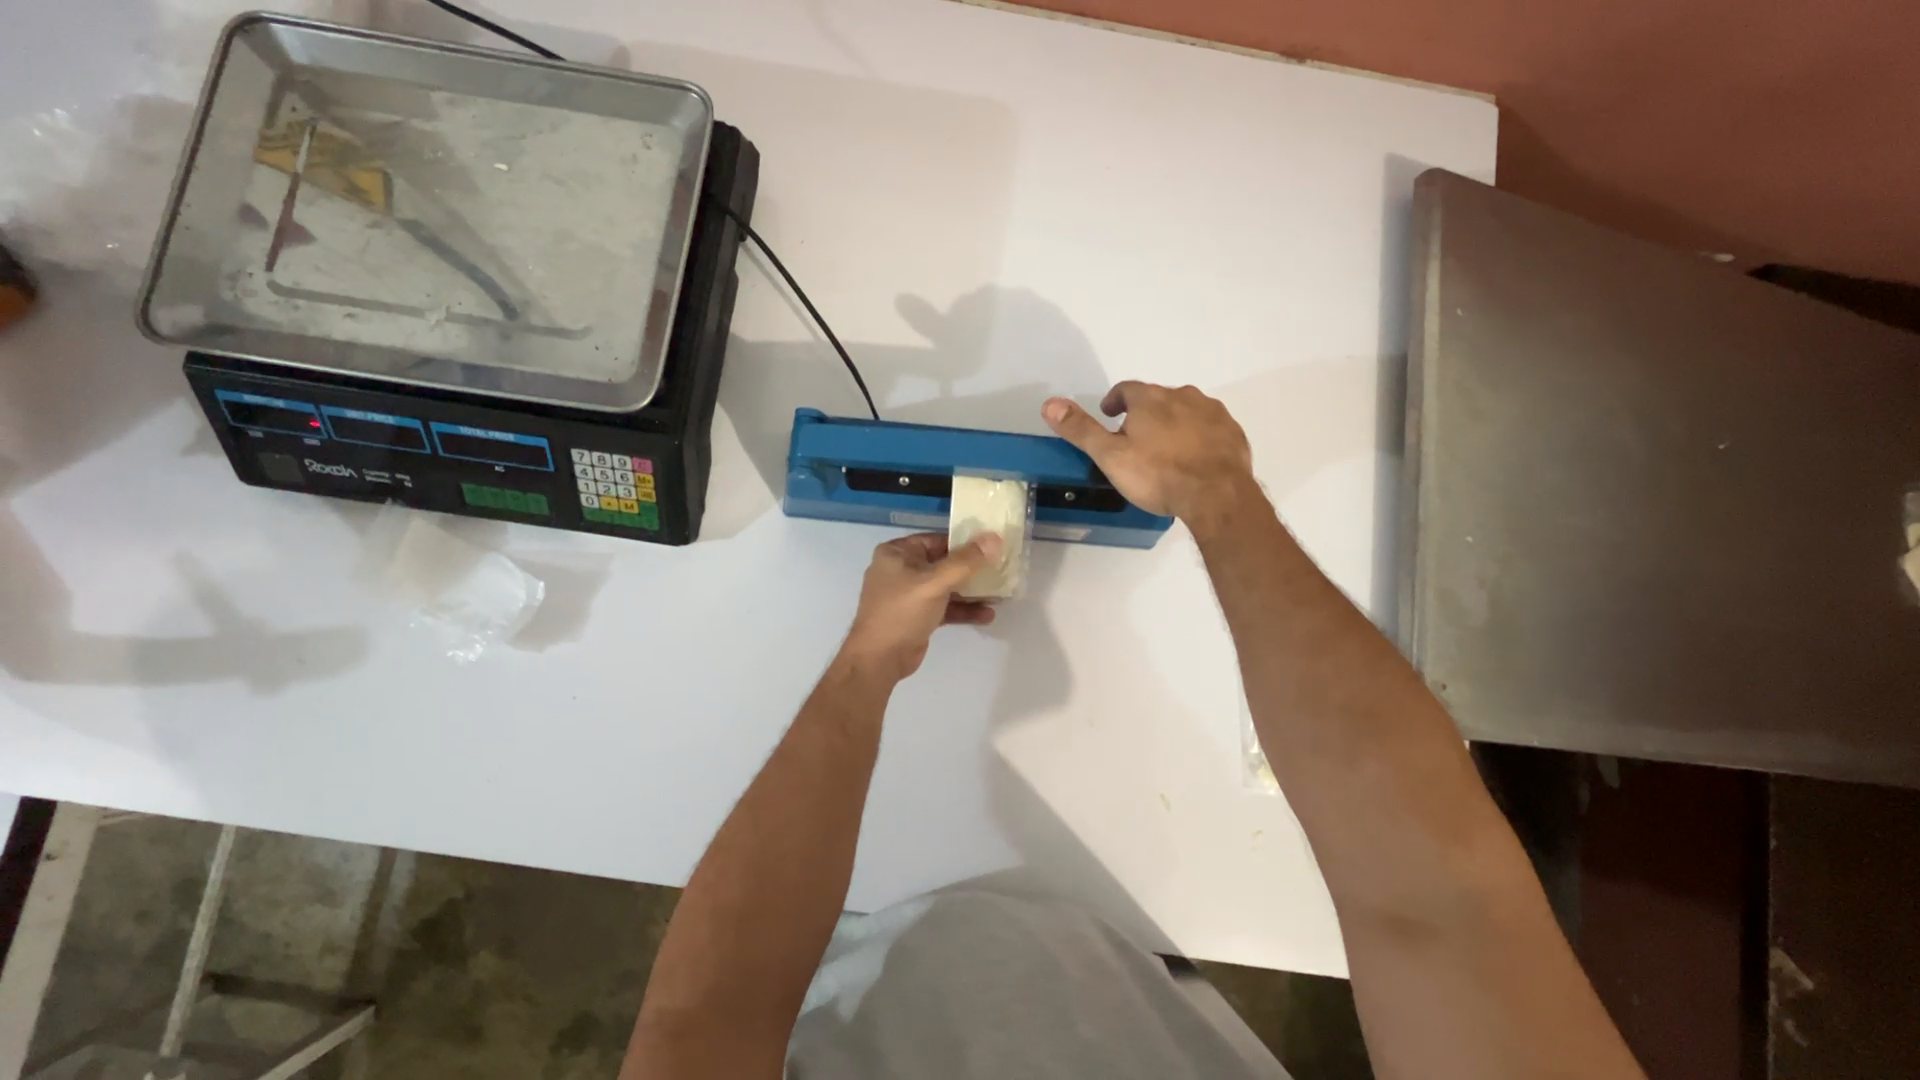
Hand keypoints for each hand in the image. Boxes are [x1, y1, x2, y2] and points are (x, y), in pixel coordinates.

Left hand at [839, 533, 1001, 682]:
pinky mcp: (918, 615)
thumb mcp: (935, 582)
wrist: (880, 659)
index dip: (965, 542)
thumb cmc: (902, 612)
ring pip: (946, 587)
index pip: (937, 540)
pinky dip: (963, 609)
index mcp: (897, 553)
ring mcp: (909, 594)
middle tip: (1001, 570)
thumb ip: (966, 561)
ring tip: (1000, 595)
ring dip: (971, 591)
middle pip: (944, 563)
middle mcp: (902, 569)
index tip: (993, 546)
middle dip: (972, 570)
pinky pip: (945, 606)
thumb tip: (995, 538)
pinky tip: (987, 614)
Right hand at [1043, 383, 1253, 521]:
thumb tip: (1049, 403)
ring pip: (1187, 410)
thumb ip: (1081, 429)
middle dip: (1145, 413)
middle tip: (1136, 438)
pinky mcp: (1233, 432)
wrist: (1216, 494)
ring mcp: (1212, 412)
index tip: (1110, 415)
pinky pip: (1210, 428)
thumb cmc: (1158, 475)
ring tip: (1166, 450)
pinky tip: (1195, 459)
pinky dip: (1199, 437)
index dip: (1115, 402)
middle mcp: (1183, 396)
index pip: (1126, 389)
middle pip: (1158, 398)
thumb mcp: (1110, 456)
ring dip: (1174, 423)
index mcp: (1150, 399)